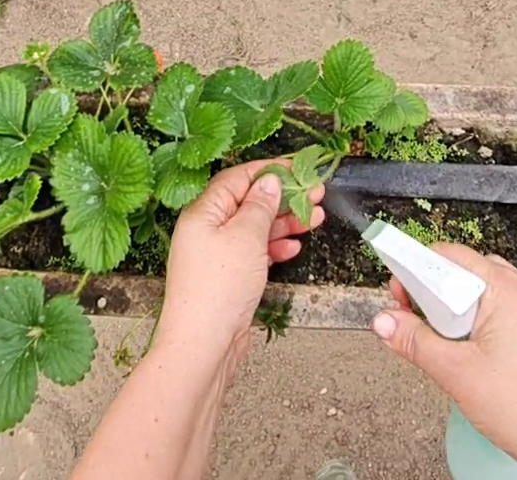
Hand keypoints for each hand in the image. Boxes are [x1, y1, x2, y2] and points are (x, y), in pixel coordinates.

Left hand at [157, 159, 324, 361]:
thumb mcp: (246, 237)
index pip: (238, 178)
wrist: (202, 348)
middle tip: (315, 194)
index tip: (299, 169)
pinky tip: (293, 247)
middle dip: (283, 198)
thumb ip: (260, 205)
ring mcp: (216, 254)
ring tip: (314, 219)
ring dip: (284, 222)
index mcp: (203, 211)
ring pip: (255, 228)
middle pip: (249, 202)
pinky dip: (274, 247)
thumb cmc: (217, 290)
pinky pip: (254, 252)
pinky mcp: (227, 277)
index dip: (270, 171)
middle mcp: (207, 229)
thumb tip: (269, 181)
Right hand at [371, 244, 516, 479]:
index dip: (415, 270)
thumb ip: (414, 341)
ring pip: (481, 294)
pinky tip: (469, 354)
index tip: (395, 292)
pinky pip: (500, 311)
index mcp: (503, 288)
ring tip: (440, 341)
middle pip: (464, 272)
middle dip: (432, 292)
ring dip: (454, 310)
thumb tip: (384, 321)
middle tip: (411, 319)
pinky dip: (477, 323)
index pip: (448, 256)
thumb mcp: (456, 373)